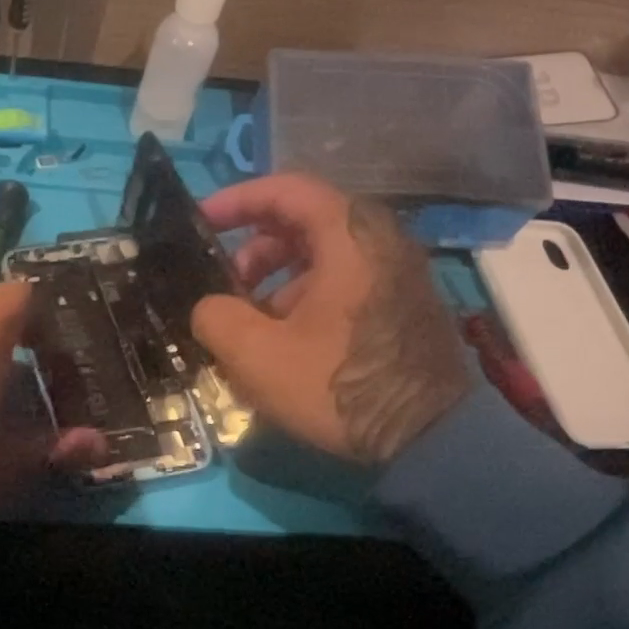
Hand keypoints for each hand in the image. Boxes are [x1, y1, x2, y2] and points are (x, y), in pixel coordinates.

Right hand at [191, 175, 469, 464]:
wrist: (427, 437)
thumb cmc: (336, 385)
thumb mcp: (257, 355)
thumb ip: (216, 318)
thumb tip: (210, 307)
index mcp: (349, 237)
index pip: (288, 190)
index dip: (238, 200)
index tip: (202, 221)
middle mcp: (380, 244)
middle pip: (306, 224)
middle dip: (255, 250)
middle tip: (225, 288)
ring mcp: (397, 277)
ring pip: (324, 260)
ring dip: (277, 282)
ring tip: (251, 328)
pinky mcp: (402, 310)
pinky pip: (344, 286)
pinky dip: (306, 301)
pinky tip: (287, 347)